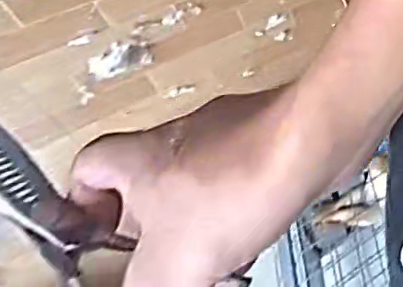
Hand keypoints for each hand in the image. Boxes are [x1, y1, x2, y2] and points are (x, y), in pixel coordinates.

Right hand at [58, 87, 343, 286]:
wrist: (322, 135)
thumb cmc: (245, 178)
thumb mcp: (168, 264)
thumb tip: (149, 285)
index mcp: (147, 157)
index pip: (91, 164)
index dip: (81, 203)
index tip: (93, 240)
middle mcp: (190, 135)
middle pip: (150, 182)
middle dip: (153, 231)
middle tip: (161, 266)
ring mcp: (238, 131)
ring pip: (202, 183)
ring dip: (203, 225)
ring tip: (215, 263)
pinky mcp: (277, 137)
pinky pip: (247, 177)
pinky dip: (247, 209)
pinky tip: (257, 237)